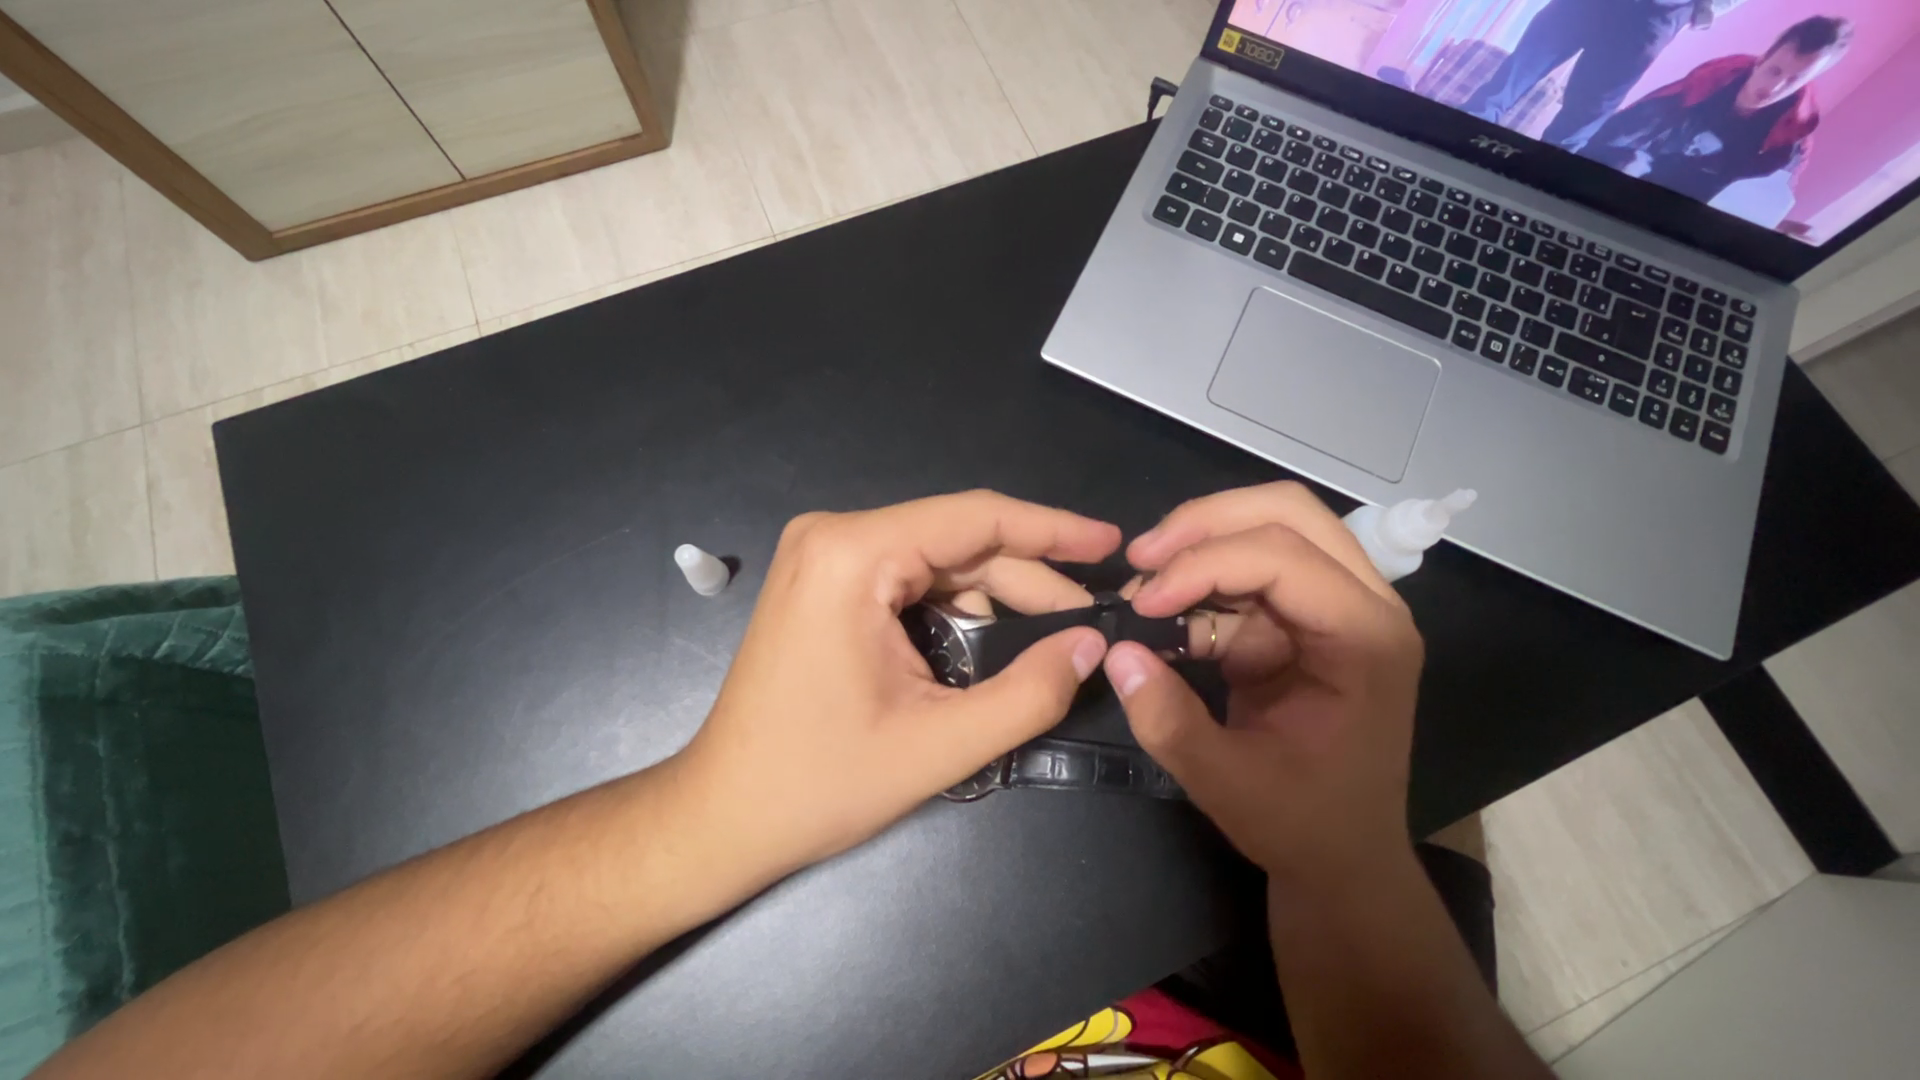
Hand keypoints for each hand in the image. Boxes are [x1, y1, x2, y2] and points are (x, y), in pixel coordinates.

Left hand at [676, 491, 1118, 878]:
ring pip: (936, 559)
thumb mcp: (941, 744)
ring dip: (995, 595)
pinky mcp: (823, 583)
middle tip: (1093, 615)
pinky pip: (908, 578)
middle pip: (957, 539)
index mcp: (854, 553)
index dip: (1053, 528)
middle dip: (1029, 576)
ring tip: (1054, 633)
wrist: (723, 814)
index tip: (1111, 543)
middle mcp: (834, 536)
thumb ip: (1030, 692)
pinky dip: (955, 606)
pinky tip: (992, 640)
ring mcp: (823, 557)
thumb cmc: (820, 783)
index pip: (976, 518)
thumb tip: (1092, 644)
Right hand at [1101, 482, 1423, 885]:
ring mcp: (1334, 608)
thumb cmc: (1304, 826)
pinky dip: (1199, 582)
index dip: (1203, 565)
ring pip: (1268, 529)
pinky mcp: (1301, 622)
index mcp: (1366, 639)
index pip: (1283, 556)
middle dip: (1205, 523)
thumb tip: (1116, 652)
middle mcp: (1363, 605)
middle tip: (1142, 558)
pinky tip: (1160, 611)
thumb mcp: (1228, 783)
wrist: (1343, 861)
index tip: (1142, 602)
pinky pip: (1247, 573)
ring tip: (1142, 583)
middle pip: (1287, 513)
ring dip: (1198, 546)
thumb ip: (1169, 719)